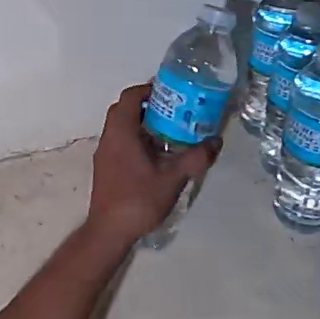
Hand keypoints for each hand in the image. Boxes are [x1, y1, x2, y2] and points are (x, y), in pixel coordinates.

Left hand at [84, 84, 219, 245]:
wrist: (109, 230)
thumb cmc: (138, 199)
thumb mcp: (172, 178)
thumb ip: (194, 158)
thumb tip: (215, 141)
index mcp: (120, 132)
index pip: (129, 97)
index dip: (147, 89)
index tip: (170, 91)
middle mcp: (108, 137)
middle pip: (124, 110)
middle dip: (148, 105)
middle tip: (175, 110)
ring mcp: (104, 152)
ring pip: (121, 127)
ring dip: (143, 124)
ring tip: (171, 130)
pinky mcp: (106, 166)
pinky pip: (120, 141)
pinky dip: (137, 139)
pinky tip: (158, 154)